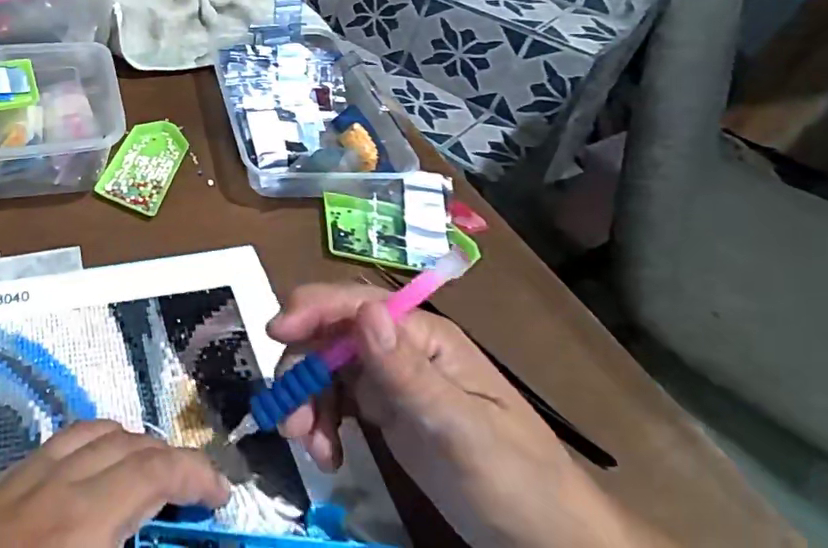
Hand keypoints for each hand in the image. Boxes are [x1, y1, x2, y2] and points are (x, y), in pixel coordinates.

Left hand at [0, 419, 229, 547]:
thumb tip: (140, 532)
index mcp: (81, 524)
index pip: (154, 473)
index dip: (196, 475)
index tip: (222, 495)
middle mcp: (57, 485)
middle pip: (127, 445)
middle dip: (170, 459)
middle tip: (194, 491)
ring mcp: (24, 476)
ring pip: (93, 433)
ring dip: (132, 443)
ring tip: (152, 472)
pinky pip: (61, 443)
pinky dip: (94, 444)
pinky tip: (93, 471)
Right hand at [267, 284, 664, 547]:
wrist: (553, 546)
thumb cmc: (517, 483)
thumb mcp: (461, 430)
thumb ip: (408, 372)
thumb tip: (365, 310)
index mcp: (422, 336)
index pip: (353, 303)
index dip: (310, 310)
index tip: (274, 334)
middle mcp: (400, 347)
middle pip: (329, 336)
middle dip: (302, 372)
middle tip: (291, 423)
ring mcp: (391, 379)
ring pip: (325, 368)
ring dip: (306, 401)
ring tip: (312, 450)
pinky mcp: (385, 411)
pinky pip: (335, 400)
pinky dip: (320, 423)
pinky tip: (328, 456)